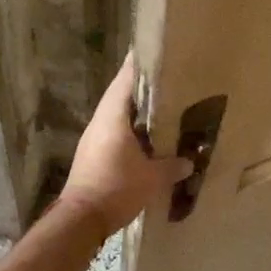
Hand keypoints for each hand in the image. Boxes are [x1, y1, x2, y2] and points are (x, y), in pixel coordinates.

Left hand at [57, 54, 193, 237]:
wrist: (82, 219)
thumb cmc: (116, 189)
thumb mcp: (153, 178)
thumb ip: (173, 166)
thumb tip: (189, 161)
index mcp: (112, 116)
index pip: (127, 77)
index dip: (143, 62)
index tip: (160, 50)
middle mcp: (101, 121)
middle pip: (123, 93)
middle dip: (146, 87)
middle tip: (172, 79)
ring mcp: (94, 138)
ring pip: (120, 114)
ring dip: (140, 110)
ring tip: (167, 106)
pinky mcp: (94, 154)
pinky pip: (117, 132)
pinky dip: (134, 129)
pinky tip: (152, 137)